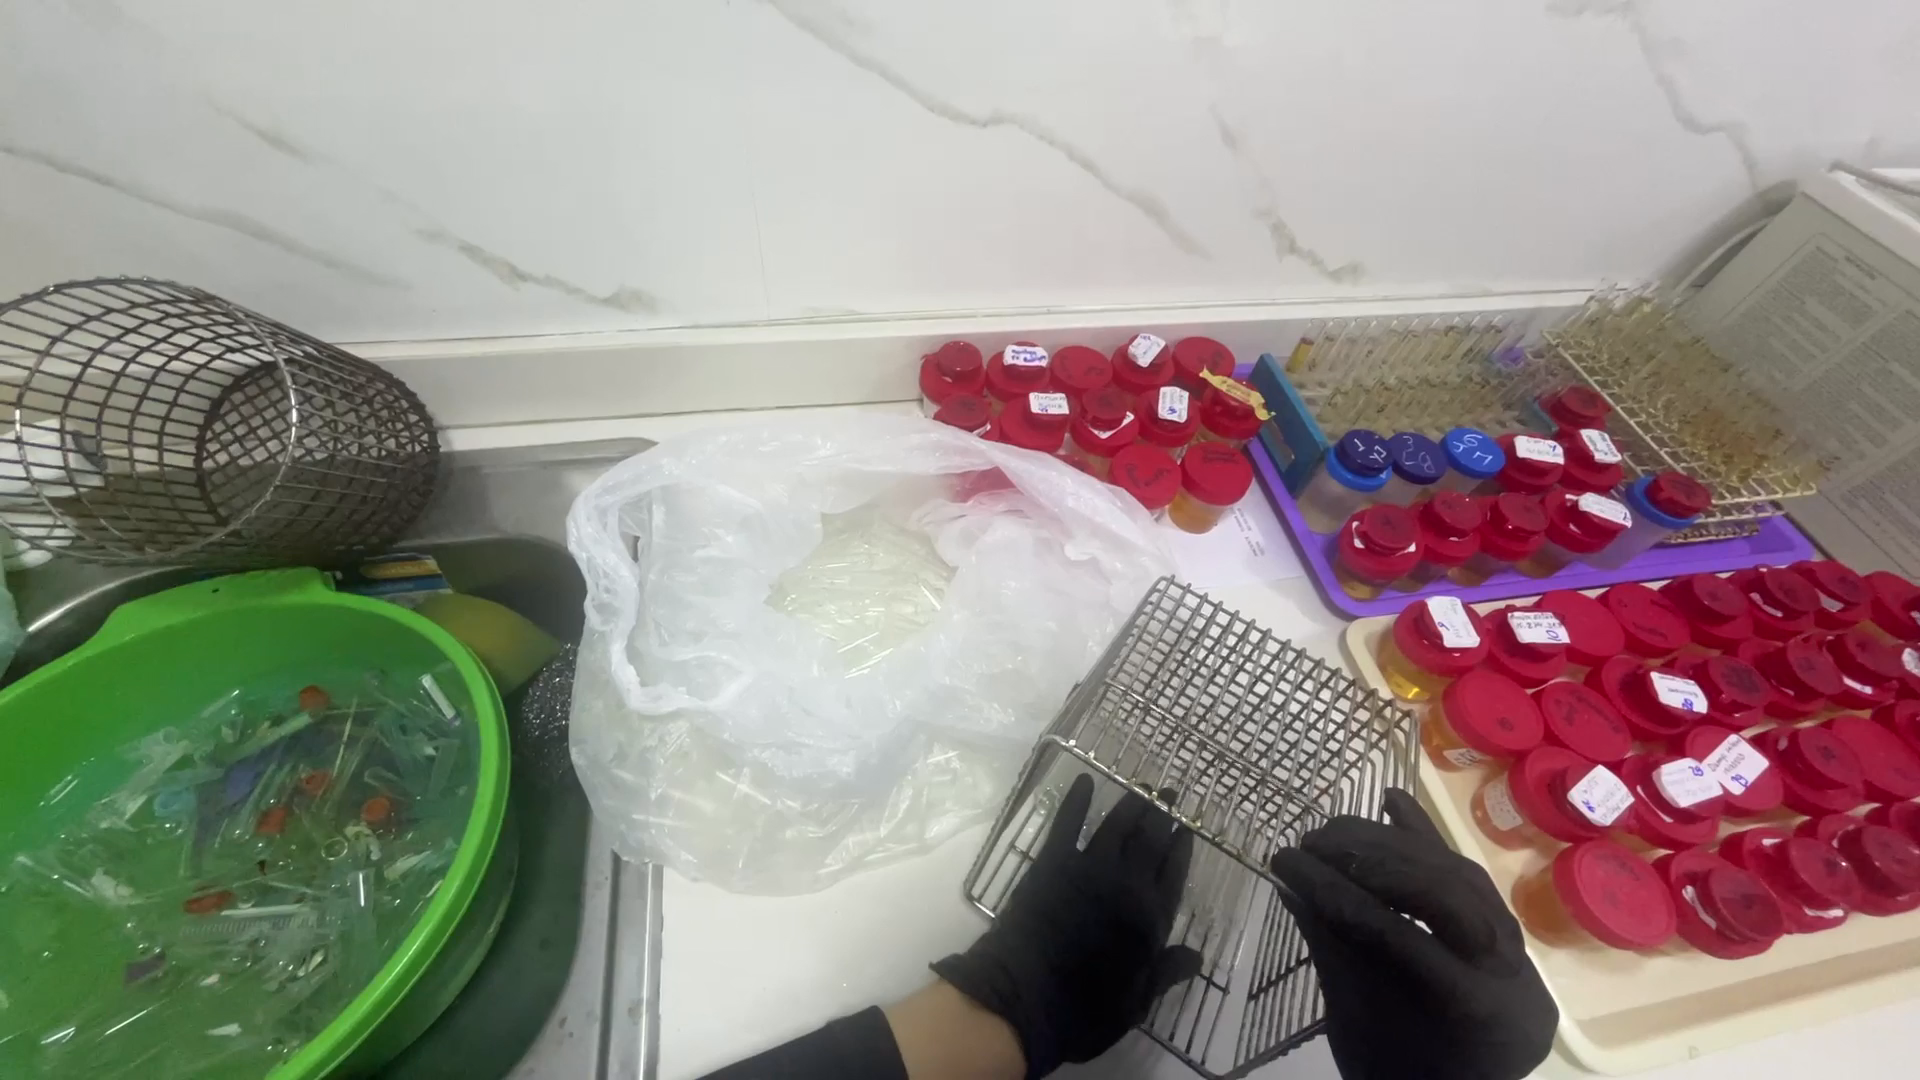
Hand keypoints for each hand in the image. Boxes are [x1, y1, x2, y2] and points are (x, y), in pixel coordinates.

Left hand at [934, 774, 1200, 1077]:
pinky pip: (1067, 823)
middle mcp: (1123, 885)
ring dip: (1131, 803)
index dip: (1180, 848)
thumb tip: (1197, 955)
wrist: (1024, 998)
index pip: (1172, 873)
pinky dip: (1075, 800)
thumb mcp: (1135, 1003)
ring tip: (1143, 785)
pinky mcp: (1052, 862)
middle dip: (1162, 814)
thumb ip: (1165, 973)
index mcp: (1147, 920)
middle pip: (1148, 841)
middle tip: (1169, 793)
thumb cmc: (1083, 1010)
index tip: (1186, 826)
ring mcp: (1086, 868)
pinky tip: (1084, 780)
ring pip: (1115, 826)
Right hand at [1269, 788, 1556, 1079]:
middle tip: (1313, 845)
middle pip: (1438, 891)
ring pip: (1455, 873)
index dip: (1330, 889)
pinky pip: (1470, 876)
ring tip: (1335, 832)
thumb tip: (1285, 874)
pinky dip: (1429, 838)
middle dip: (1368, 859)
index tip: (1281, 860)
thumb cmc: (1393, 1068)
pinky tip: (1392, 800)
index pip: (1392, 931)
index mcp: (1469, 1009)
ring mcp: (1518, 953)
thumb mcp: (1351, 1010)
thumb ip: (1325, 936)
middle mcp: (1507, 974)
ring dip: (1391, 844)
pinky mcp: (1511, 935)